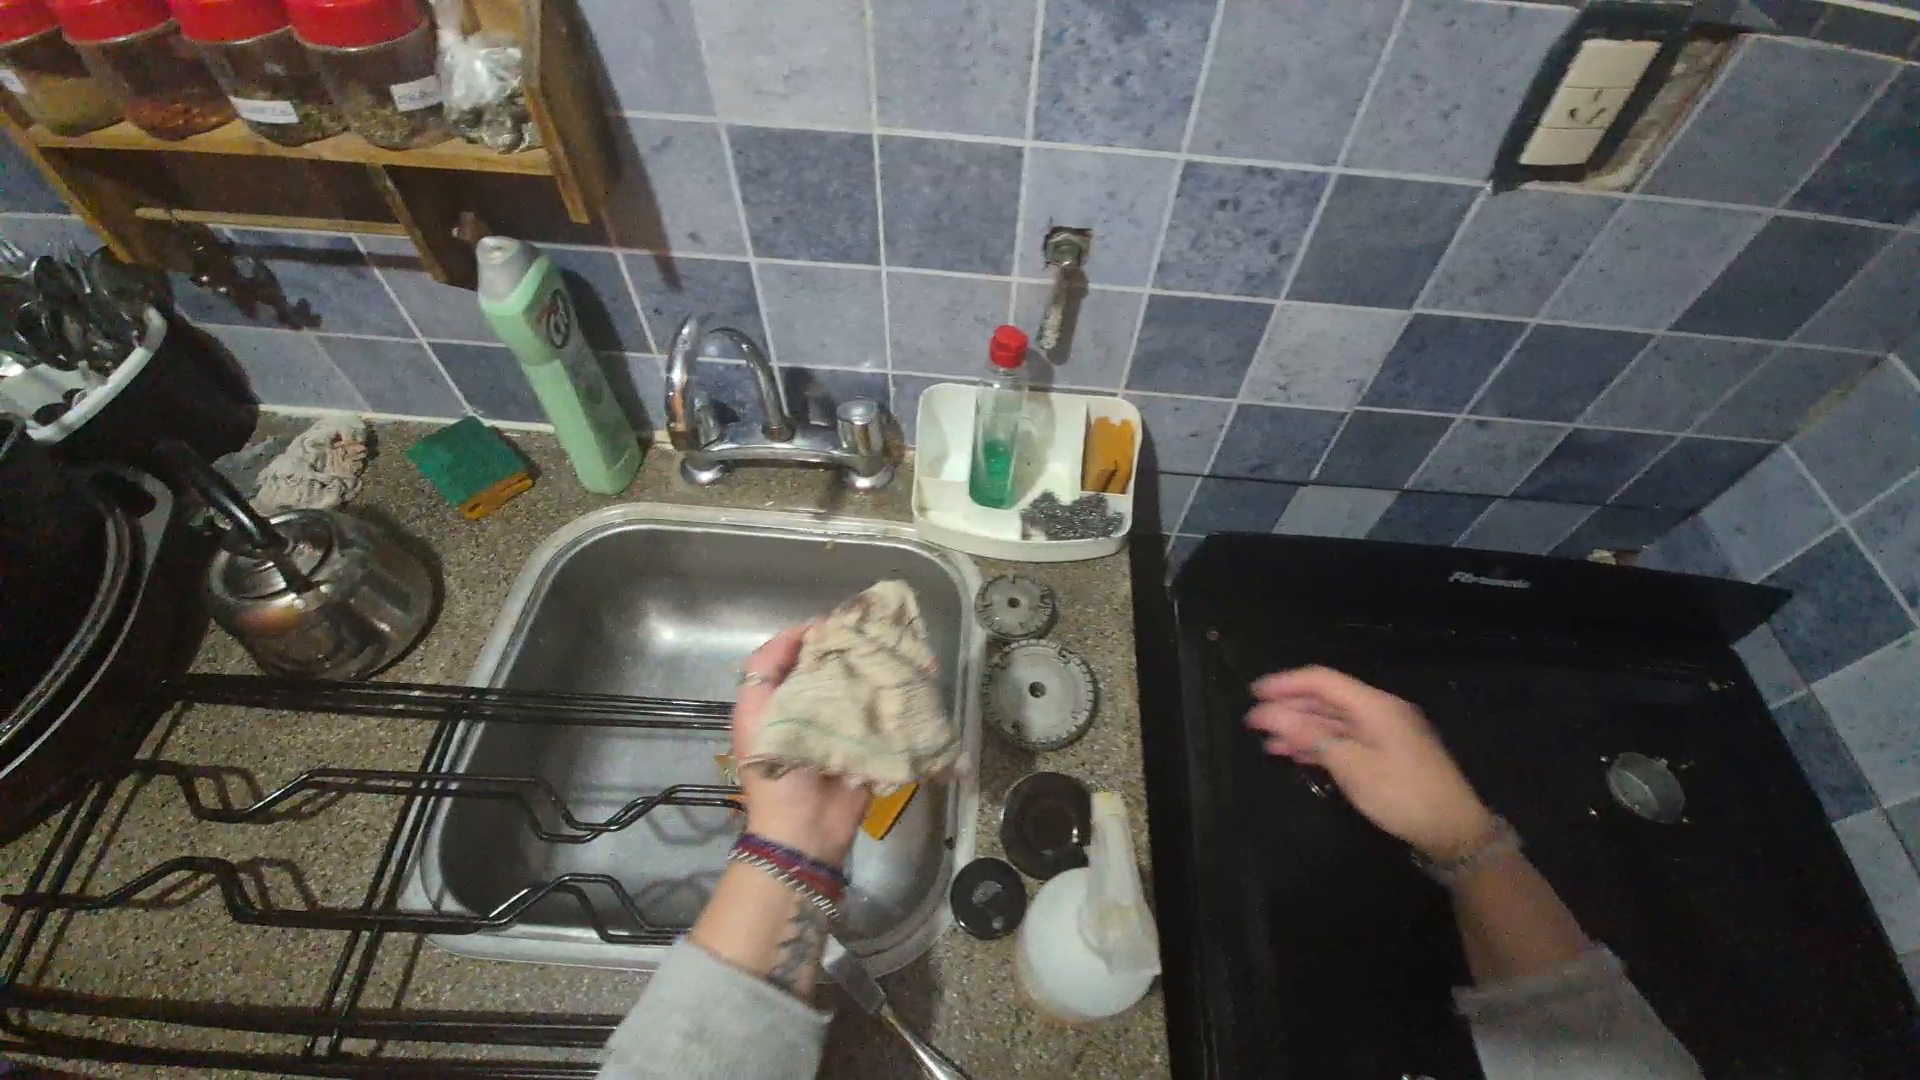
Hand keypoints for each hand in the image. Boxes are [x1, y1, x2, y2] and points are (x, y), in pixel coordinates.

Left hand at [733, 624, 871, 866]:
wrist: (805, 831)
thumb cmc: (775, 774)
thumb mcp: (756, 716)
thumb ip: (767, 670)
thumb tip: (809, 631)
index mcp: (773, 699)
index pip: (789, 651)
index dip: (807, 633)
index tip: (835, 623)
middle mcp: (805, 706)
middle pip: (824, 664)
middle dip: (845, 647)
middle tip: (869, 633)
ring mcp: (836, 722)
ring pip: (853, 682)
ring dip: (868, 667)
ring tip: (888, 650)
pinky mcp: (863, 740)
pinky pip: (876, 708)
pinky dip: (887, 693)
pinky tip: (901, 679)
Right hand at [1246, 666, 1494, 861]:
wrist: (1455, 833)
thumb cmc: (1402, 794)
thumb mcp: (1351, 765)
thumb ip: (1309, 735)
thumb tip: (1270, 714)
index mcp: (1374, 705)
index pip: (1321, 681)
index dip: (1285, 683)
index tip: (1254, 693)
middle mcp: (1378, 711)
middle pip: (1325, 700)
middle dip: (1288, 708)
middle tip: (1254, 721)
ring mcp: (1383, 733)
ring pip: (1332, 721)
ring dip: (1299, 728)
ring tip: (1268, 742)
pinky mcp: (1385, 753)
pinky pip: (1343, 738)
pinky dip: (1317, 744)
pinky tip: (1295, 755)